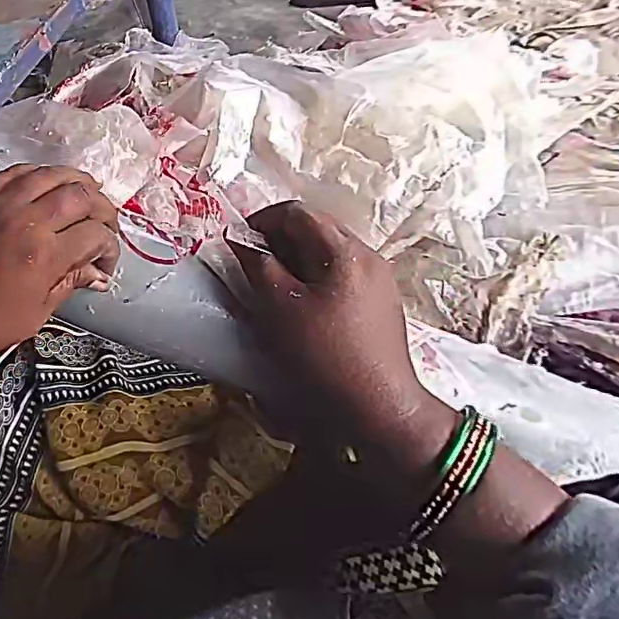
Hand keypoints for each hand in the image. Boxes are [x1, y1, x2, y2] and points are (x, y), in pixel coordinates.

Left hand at [0, 165, 118, 418]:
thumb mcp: (37, 312)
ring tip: (85, 193)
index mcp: (44, 255)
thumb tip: (96, 273)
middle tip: (104, 223)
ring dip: (75, 181)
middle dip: (102, 208)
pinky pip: (14, 173)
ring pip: (49, 174)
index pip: (96, 234)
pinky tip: (45, 183)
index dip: (110, 247)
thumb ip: (69, 283)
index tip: (105, 260)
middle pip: (80, 195)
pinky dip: (36, 175)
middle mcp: (25, 220)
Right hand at [226, 201, 451, 451]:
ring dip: (293, 258)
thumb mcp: (277, 305)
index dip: (261, 221)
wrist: (380, 407)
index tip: (240, 244)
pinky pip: (340, 272)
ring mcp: (379, 279)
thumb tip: (238, 238)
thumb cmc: (323, 353)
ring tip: (272, 286)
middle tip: (252, 264)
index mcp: (344, 251)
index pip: (296, 212)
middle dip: (277, 239)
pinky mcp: (381, 301)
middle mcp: (367, 256)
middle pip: (314, 227)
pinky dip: (312, 275)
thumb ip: (256, 264)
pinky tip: (300, 303)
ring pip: (326, 250)